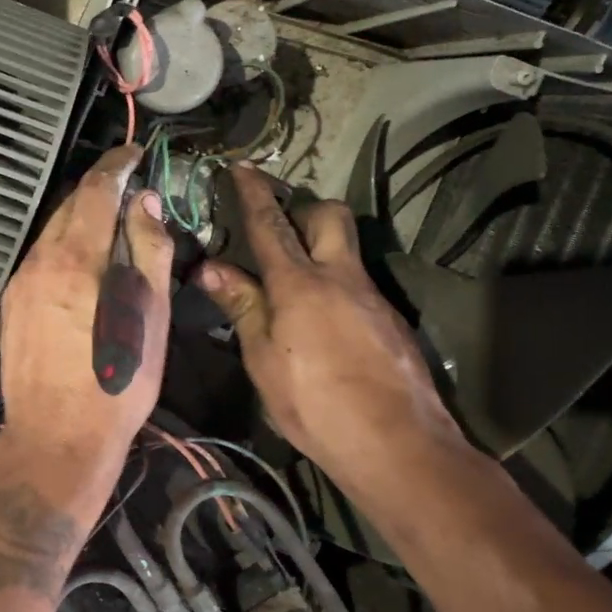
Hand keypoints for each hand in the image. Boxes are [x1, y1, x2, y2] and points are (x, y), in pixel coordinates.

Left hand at [0, 145, 173, 470]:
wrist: (56, 437)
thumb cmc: (117, 381)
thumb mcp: (150, 315)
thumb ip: (148, 251)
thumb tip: (143, 201)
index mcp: (77, 257)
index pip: (96, 189)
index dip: (117, 165)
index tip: (135, 153)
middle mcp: (40, 259)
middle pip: (71, 205)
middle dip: (101, 190)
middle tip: (132, 190)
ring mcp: (21, 281)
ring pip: (53, 230)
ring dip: (82, 219)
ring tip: (114, 227)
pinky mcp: (13, 303)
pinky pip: (42, 257)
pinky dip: (66, 246)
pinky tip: (86, 266)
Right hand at [196, 164, 465, 484]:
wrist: (399, 445)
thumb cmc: (315, 405)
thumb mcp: (264, 360)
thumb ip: (242, 308)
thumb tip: (211, 268)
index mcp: (298, 285)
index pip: (270, 225)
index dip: (253, 193)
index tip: (242, 166)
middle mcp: (340, 279)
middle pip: (328, 216)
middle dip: (304, 207)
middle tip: (282, 223)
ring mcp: (373, 298)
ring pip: (347, 251)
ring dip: (322, 248)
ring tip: (296, 281)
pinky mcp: (393, 322)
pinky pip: (360, 286)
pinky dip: (338, 288)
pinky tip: (327, 325)